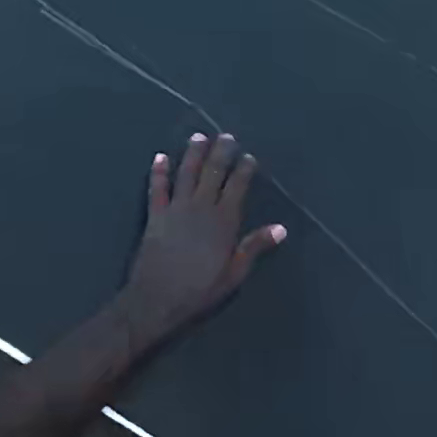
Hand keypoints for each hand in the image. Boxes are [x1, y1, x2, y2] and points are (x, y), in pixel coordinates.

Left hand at [115, 133, 285, 351]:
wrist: (157, 300)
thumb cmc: (200, 290)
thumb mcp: (235, 273)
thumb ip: (255, 246)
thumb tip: (281, 227)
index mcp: (224, 221)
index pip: (237, 187)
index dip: (244, 170)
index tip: (249, 157)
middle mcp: (201, 208)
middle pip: (213, 173)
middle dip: (221, 152)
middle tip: (226, 136)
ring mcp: (176, 209)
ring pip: (186, 173)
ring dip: (193, 154)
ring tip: (199, 137)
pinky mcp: (155, 216)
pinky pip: (157, 188)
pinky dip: (158, 171)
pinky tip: (160, 157)